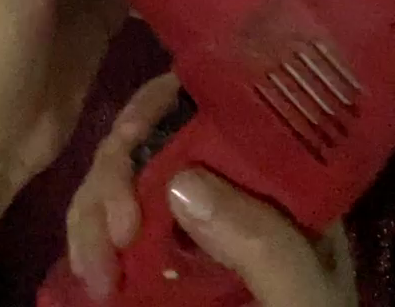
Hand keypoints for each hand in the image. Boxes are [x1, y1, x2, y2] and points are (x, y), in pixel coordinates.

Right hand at [66, 74, 358, 305]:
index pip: (209, 107)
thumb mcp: (306, 298)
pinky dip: (88, 234)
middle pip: (151, 136)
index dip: (160, 106)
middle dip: (117, 169)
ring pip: (120, 174)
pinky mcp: (150, 249)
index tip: (130, 136)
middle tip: (113, 228)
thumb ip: (264, 247)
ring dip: (93, 209)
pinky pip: (106, 219)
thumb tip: (181, 180)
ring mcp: (183, 216)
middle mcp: (222, 182)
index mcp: (270, 177)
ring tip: (95, 270)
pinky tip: (88, 267)